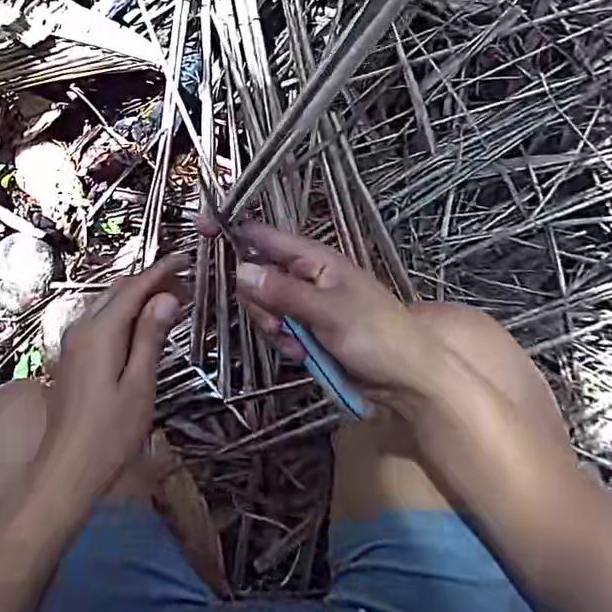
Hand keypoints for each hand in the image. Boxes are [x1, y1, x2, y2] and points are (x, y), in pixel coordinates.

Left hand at [35, 252, 188, 498]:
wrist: (67, 471)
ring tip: (168, 302)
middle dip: (150, 282)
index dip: (160, 271)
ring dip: (136, 297)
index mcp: (100, 332)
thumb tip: (166, 298)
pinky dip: (123, 314)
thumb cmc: (109, 435)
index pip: (134, 288)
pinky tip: (140, 327)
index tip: (184, 261)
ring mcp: (73, 342)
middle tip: (183, 284)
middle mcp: (81, 328)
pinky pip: (100, 320)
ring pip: (107, 304)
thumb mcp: (140, 385)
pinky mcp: (72, 356)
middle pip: (118, 291)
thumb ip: (151, 337)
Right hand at [199, 218, 457, 400]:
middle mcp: (306, 277)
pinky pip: (277, 330)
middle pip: (256, 277)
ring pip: (264, 307)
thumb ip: (282, 291)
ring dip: (274, 327)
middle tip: (280, 324)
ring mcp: (305, 305)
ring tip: (300, 344)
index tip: (202, 228)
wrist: (409, 383)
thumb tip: (240, 271)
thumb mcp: (328, 311)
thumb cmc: (378, 336)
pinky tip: (305, 354)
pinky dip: (284, 343)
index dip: (234, 231)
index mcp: (315, 259)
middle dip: (260, 303)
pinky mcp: (307, 330)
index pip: (265, 236)